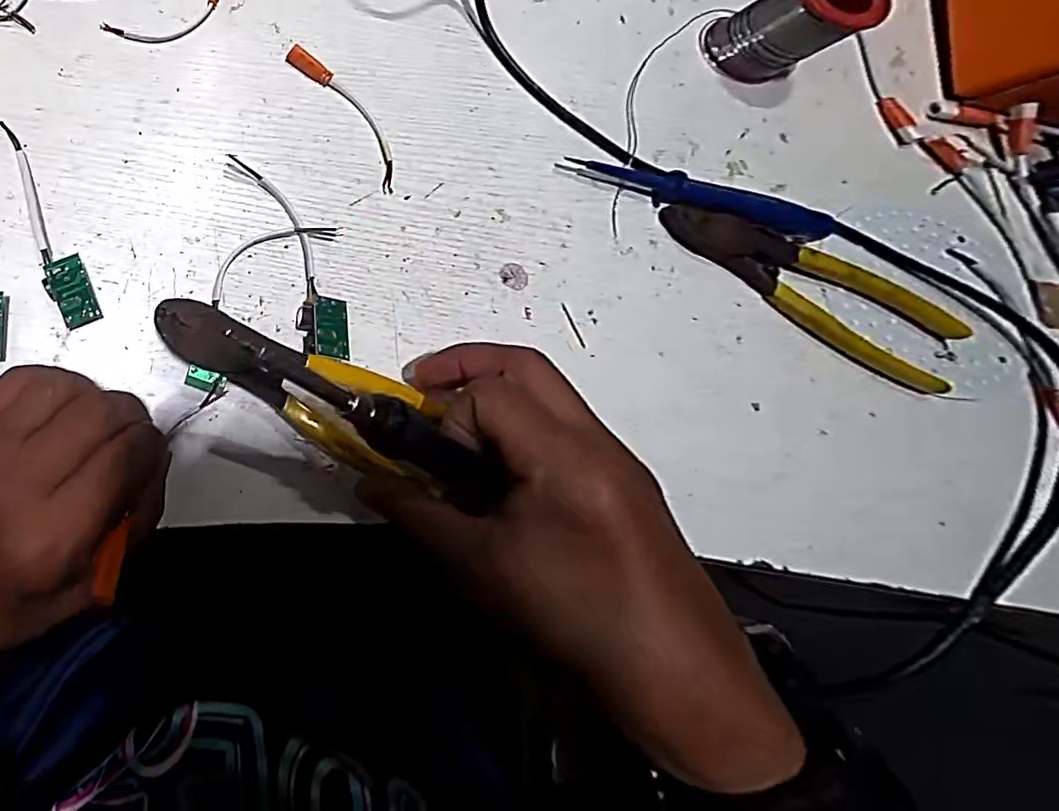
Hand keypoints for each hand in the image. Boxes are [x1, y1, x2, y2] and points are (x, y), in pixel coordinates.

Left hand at [0, 366, 167, 684]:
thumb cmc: (10, 599)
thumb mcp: (93, 584)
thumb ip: (137, 518)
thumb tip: (155, 455)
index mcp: (46, 537)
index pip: (123, 456)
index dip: (150, 447)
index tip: (152, 452)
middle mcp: (11, 485)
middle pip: (101, 413)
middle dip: (131, 421)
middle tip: (130, 440)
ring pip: (70, 386)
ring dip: (96, 400)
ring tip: (95, 427)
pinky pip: (29, 377)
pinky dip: (58, 386)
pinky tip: (62, 411)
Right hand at [358, 345, 804, 793]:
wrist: (686, 693)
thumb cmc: (577, 622)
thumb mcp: (479, 566)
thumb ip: (416, 513)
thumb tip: (372, 484)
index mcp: (567, 456)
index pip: (489, 393)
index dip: (448, 419)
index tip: (435, 466)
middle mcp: (599, 445)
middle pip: (524, 366)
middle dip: (463, 366)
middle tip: (420, 388)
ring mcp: (618, 464)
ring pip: (547, 396)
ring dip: (493, 400)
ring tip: (456, 442)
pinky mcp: (624, 488)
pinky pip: (563, 431)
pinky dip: (519, 432)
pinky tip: (500, 483)